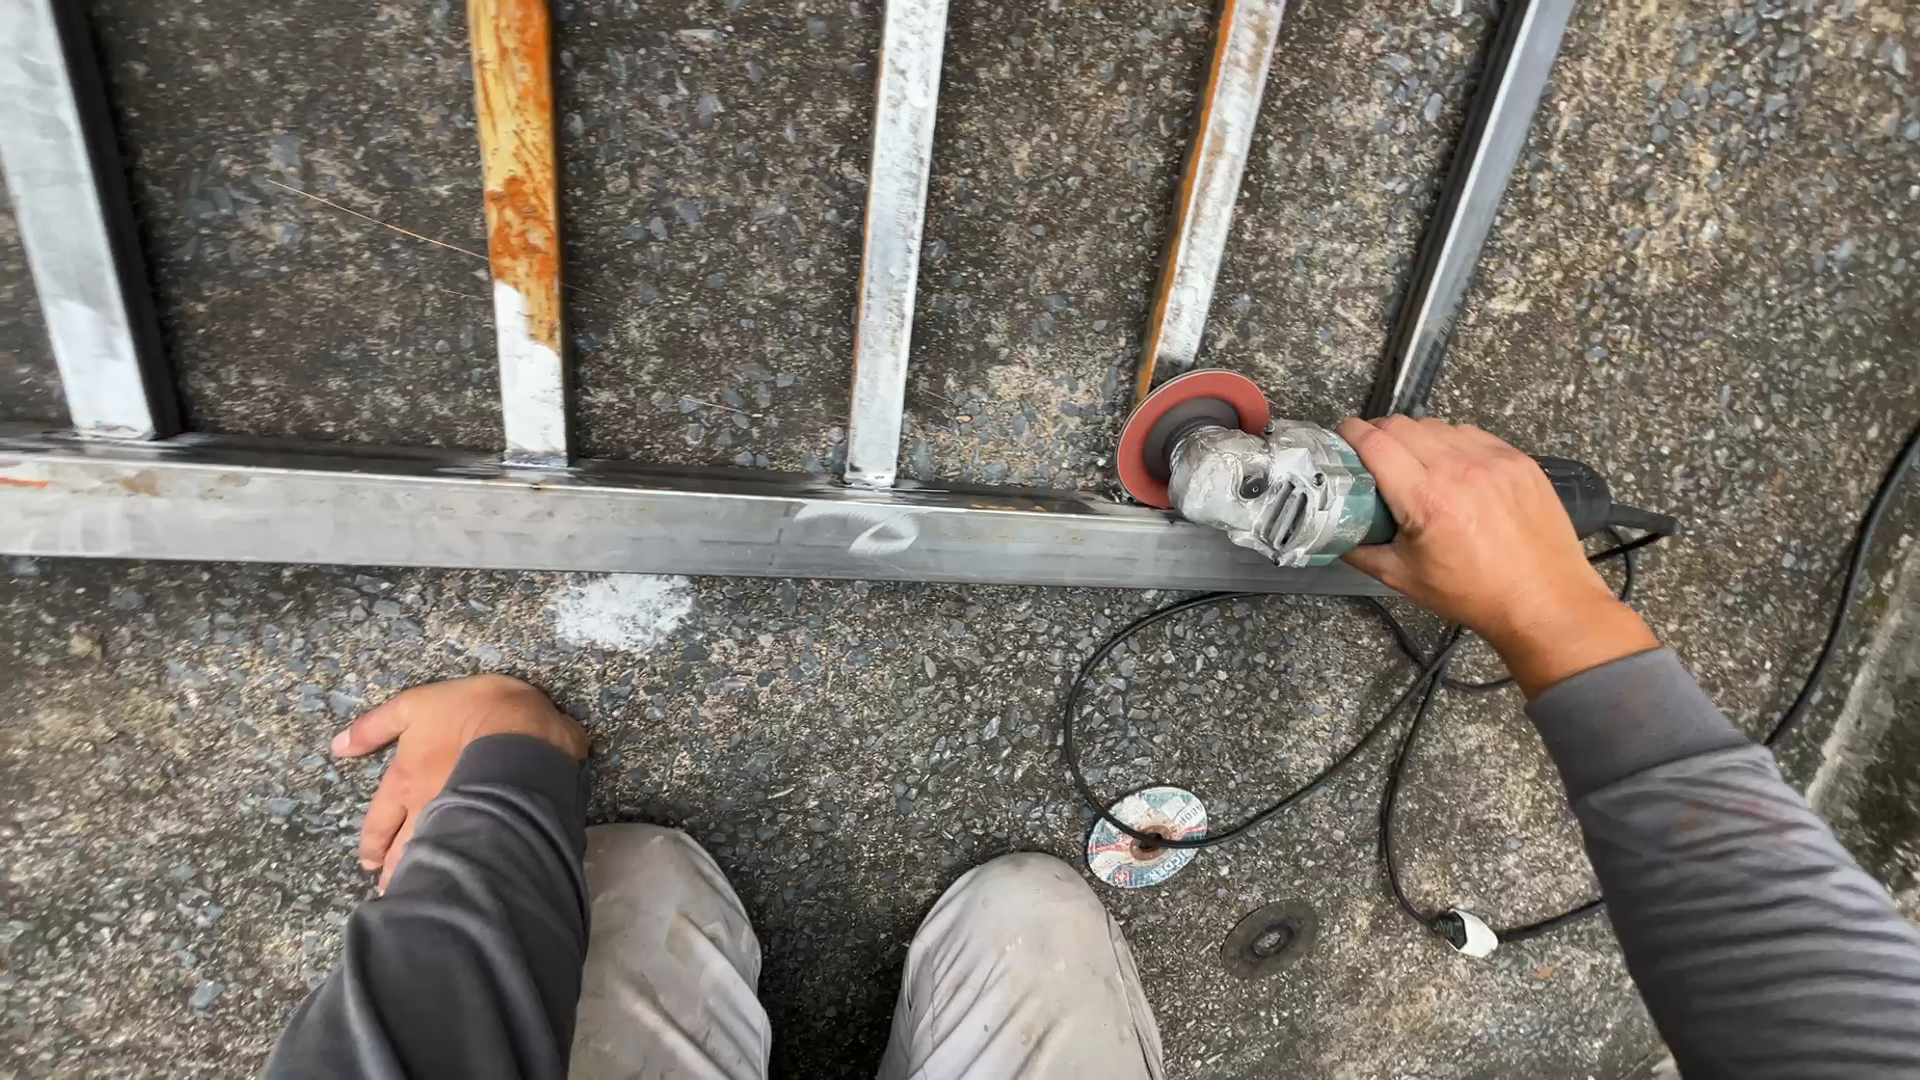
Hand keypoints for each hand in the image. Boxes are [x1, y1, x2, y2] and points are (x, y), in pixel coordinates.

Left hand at [331, 674, 588, 889]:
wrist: (522, 727)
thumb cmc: (470, 710)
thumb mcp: (417, 703)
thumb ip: (376, 725)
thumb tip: (337, 748)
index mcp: (404, 782)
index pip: (379, 824)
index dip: (372, 844)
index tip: (370, 863)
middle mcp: (425, 807)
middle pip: (404, 847)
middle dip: (396, 868)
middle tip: (395, 885)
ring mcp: (461, 815)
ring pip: (436, 853)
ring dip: (426, 872)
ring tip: (424, 888)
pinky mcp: (494, 818)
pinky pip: (473, 847)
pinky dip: (464, 864)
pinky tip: (467, 871)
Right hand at [1338, 416, 1657, 696]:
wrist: (1546, 601)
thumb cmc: (1473, 592)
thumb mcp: (1400, 576)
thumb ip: (1357, 549)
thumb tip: (1330, 531)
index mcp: (1426, 499)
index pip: (1376, 443)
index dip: (1350, 434)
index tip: (1340, 437)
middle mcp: (1461, 470)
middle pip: (1401, 425)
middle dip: (1377, 434)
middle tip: (1369, 454)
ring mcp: (1494, 461)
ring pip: (1435, 425)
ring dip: (1412, 436)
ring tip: (1409, 461)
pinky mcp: (1519, 461)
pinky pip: (1469, 434)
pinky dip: (1448, 442)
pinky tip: (1446, 465)